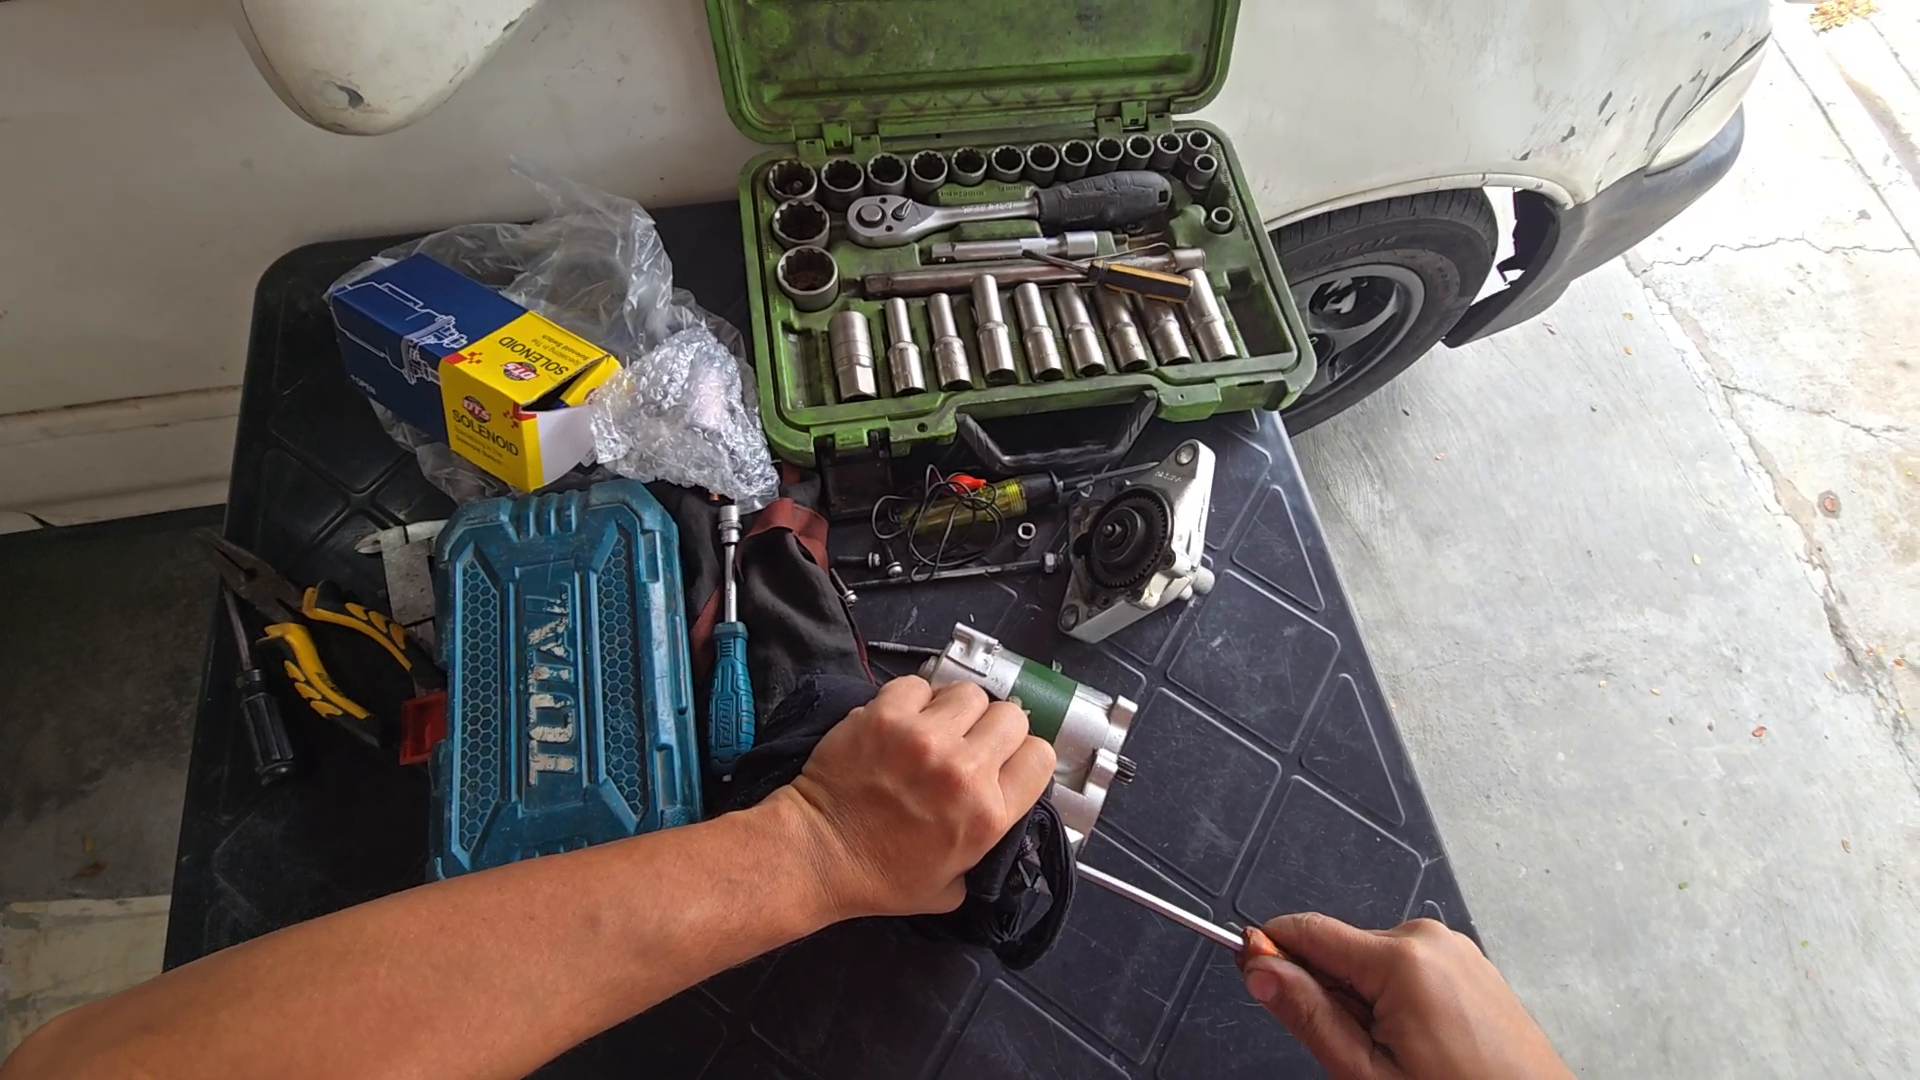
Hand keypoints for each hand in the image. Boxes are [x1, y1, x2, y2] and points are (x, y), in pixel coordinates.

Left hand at [772, 676, 1055, 919]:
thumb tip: (1001, 810)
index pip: (1040, 755)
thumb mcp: (954, 885)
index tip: (1005, 762)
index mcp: (988, 814)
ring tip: (935, 727)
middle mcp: (964, 770)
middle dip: (994, 729)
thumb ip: (988, 847)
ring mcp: (924, 737)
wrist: (817, 851)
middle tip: (969, 743)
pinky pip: (920, 684)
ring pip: (969, 692)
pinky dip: (914, 698)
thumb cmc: (882, 876)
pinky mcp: (886, 713)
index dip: (1024, 757)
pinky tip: (902, 719)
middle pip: (1011, 716)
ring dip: (956, 709)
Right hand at [1240, 914, 1572, 1079]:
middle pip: (1338, 948)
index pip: (1304, 930)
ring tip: (1404, 1059)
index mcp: (1402, 959)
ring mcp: (1455, 950)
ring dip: (1365, 1001)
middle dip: (1332, 994)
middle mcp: (1428, 939)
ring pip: (1370, 961)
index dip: (1272, 954)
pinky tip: (1426, 1049)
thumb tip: (1259, 967)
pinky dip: (1397, 1002)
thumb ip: (1309, 1015)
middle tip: (1362, 1057)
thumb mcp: (1370, 1078)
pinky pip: (1406, 969)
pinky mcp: (1471, 966)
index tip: (1258, 980)